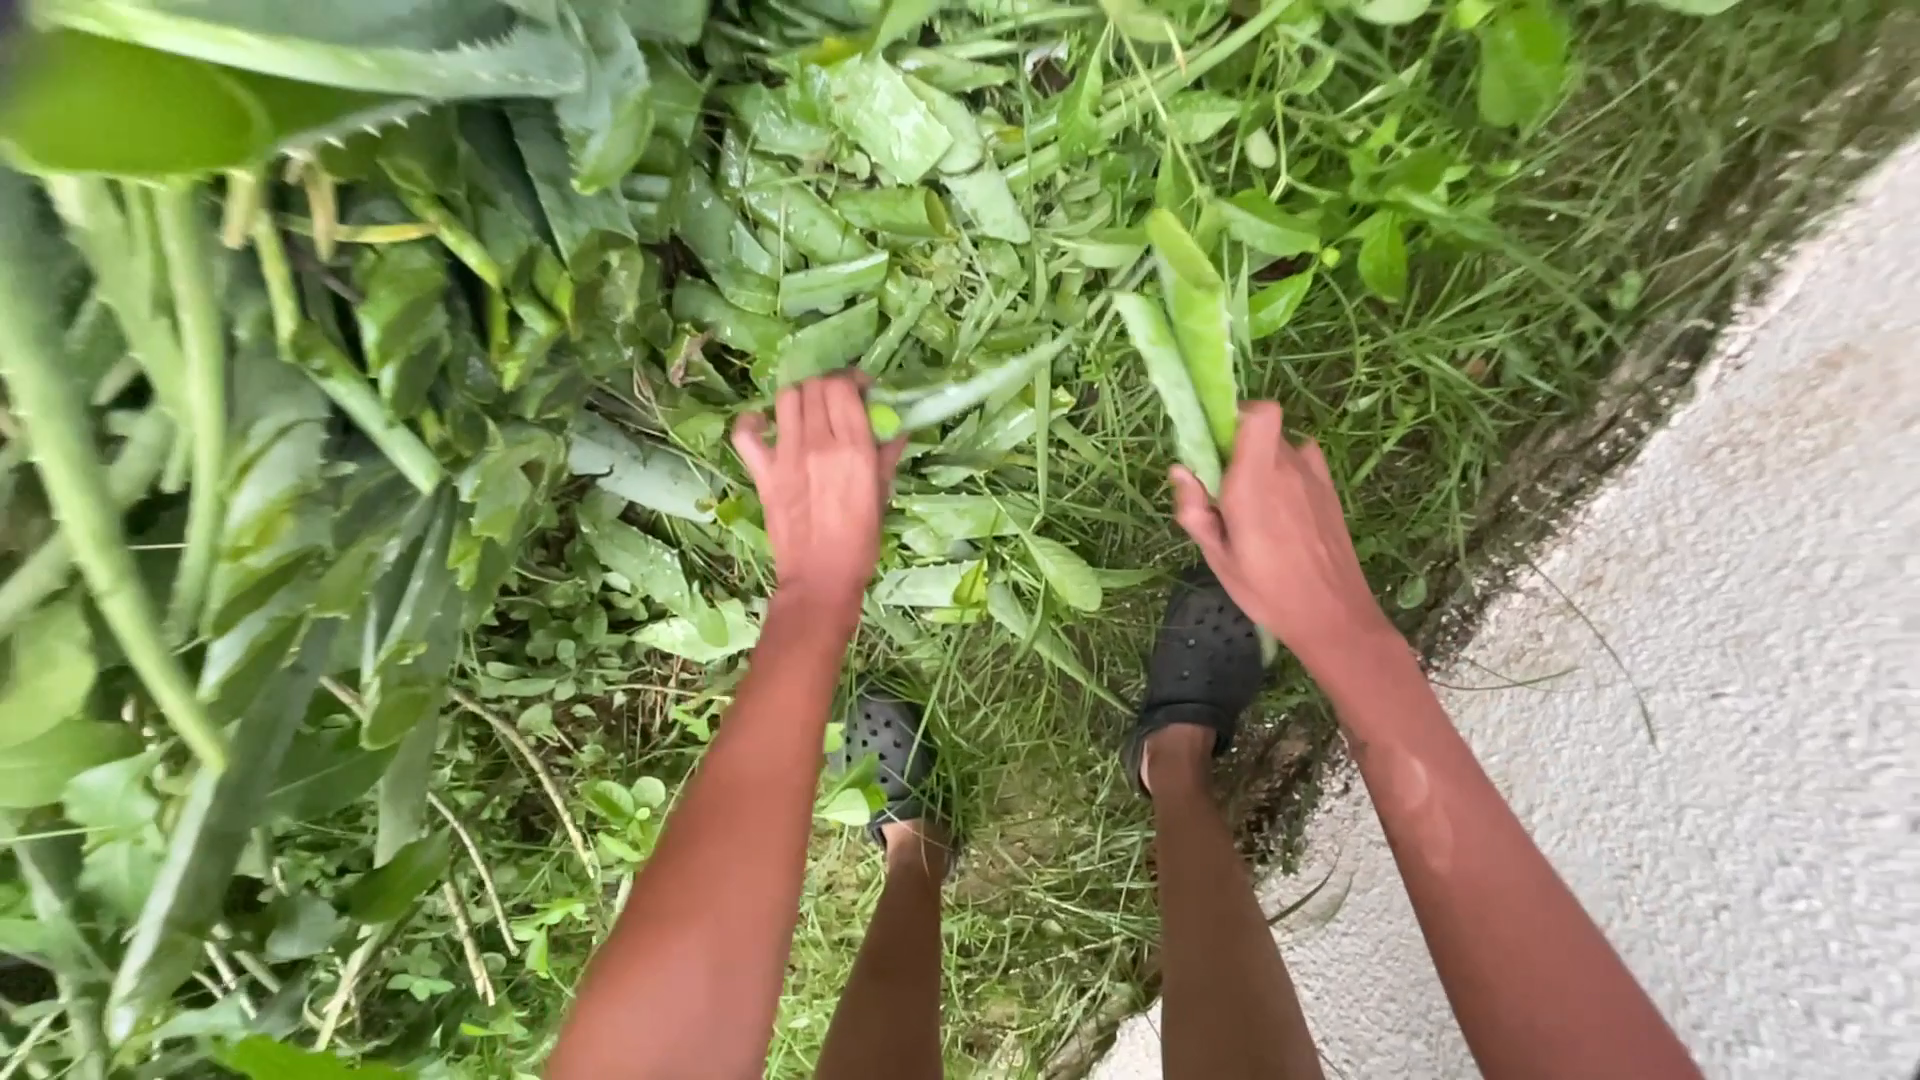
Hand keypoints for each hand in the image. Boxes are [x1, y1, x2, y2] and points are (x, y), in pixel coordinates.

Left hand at [732, 374, 903, 608]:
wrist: (820, 578)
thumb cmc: (860, 541)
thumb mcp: (882, 495)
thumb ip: (887, 457)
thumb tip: (897, 429)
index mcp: (854, 449)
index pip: (844, 388)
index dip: (851, 380)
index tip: (860, 390)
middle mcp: (818, 444)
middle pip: (815, 387)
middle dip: (827, 386)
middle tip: (835, 402)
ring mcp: (786, 456)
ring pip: (786, 398)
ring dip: (799, 398)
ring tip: (807, 413)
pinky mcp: (763, 472)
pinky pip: (746, 433)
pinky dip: (752, 422)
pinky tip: (765, 426)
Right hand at [1171, 402, 1396, 671]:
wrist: (1333, 615)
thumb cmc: (1266, 590)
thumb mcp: (1217, 557)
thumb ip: (1194, 509)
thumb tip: (1180, 470)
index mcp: (1255, 481)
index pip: (1259, 413)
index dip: (1234, 416)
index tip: (1213, 446)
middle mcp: (1287, 468)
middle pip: (1260, 430)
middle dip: (1236, 450)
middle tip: (1223, 493)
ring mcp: (1314, 476)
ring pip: (1279, 446)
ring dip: (1260, 463)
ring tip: (1252, 507)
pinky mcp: (1329, 489)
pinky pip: (1300, 461)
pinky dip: (1285, 472)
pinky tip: (1280, 510)